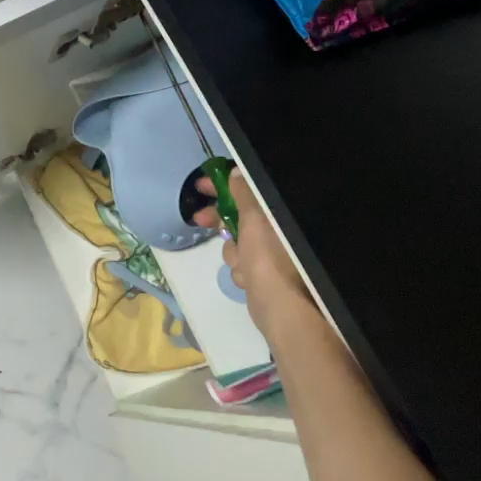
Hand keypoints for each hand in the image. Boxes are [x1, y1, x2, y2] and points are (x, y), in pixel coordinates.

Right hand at [193, 169, 315, 336]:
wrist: (281, 309)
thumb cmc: (268, 258)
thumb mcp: (253, 218)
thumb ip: (243, 193)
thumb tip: (236, 171)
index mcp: (276, 217)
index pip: (248, 191)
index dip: (223, 185)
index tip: (201, 185)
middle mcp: (277, 232)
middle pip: (240, 216)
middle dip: (220, 220)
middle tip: (200, 219)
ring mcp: (272, 254)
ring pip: (238, 242)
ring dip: (233, 251)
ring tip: (241, 263)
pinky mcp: (266, 274)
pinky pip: (243, 262)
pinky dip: (241, 269)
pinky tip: (247, 278)